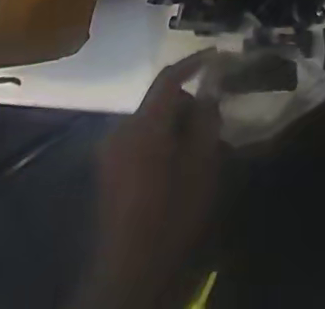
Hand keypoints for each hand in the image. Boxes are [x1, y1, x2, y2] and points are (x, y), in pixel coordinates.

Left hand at [74, 52, 221, 308]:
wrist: (130, 271)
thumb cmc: (172, 217)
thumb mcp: (202, 168)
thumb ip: (206, 122)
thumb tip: (211, 89)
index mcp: (145, 124)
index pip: (169, 78)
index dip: (194, 62)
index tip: (217, 55)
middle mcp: (122, 128)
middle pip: (160, 101)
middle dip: (187, 106)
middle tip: (213, 127)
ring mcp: (110, 149)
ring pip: (150, 121)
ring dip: (174, 127)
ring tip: (197, 153)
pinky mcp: (107, 169)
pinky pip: (139, 140)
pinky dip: (159, 142)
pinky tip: (175, 168)